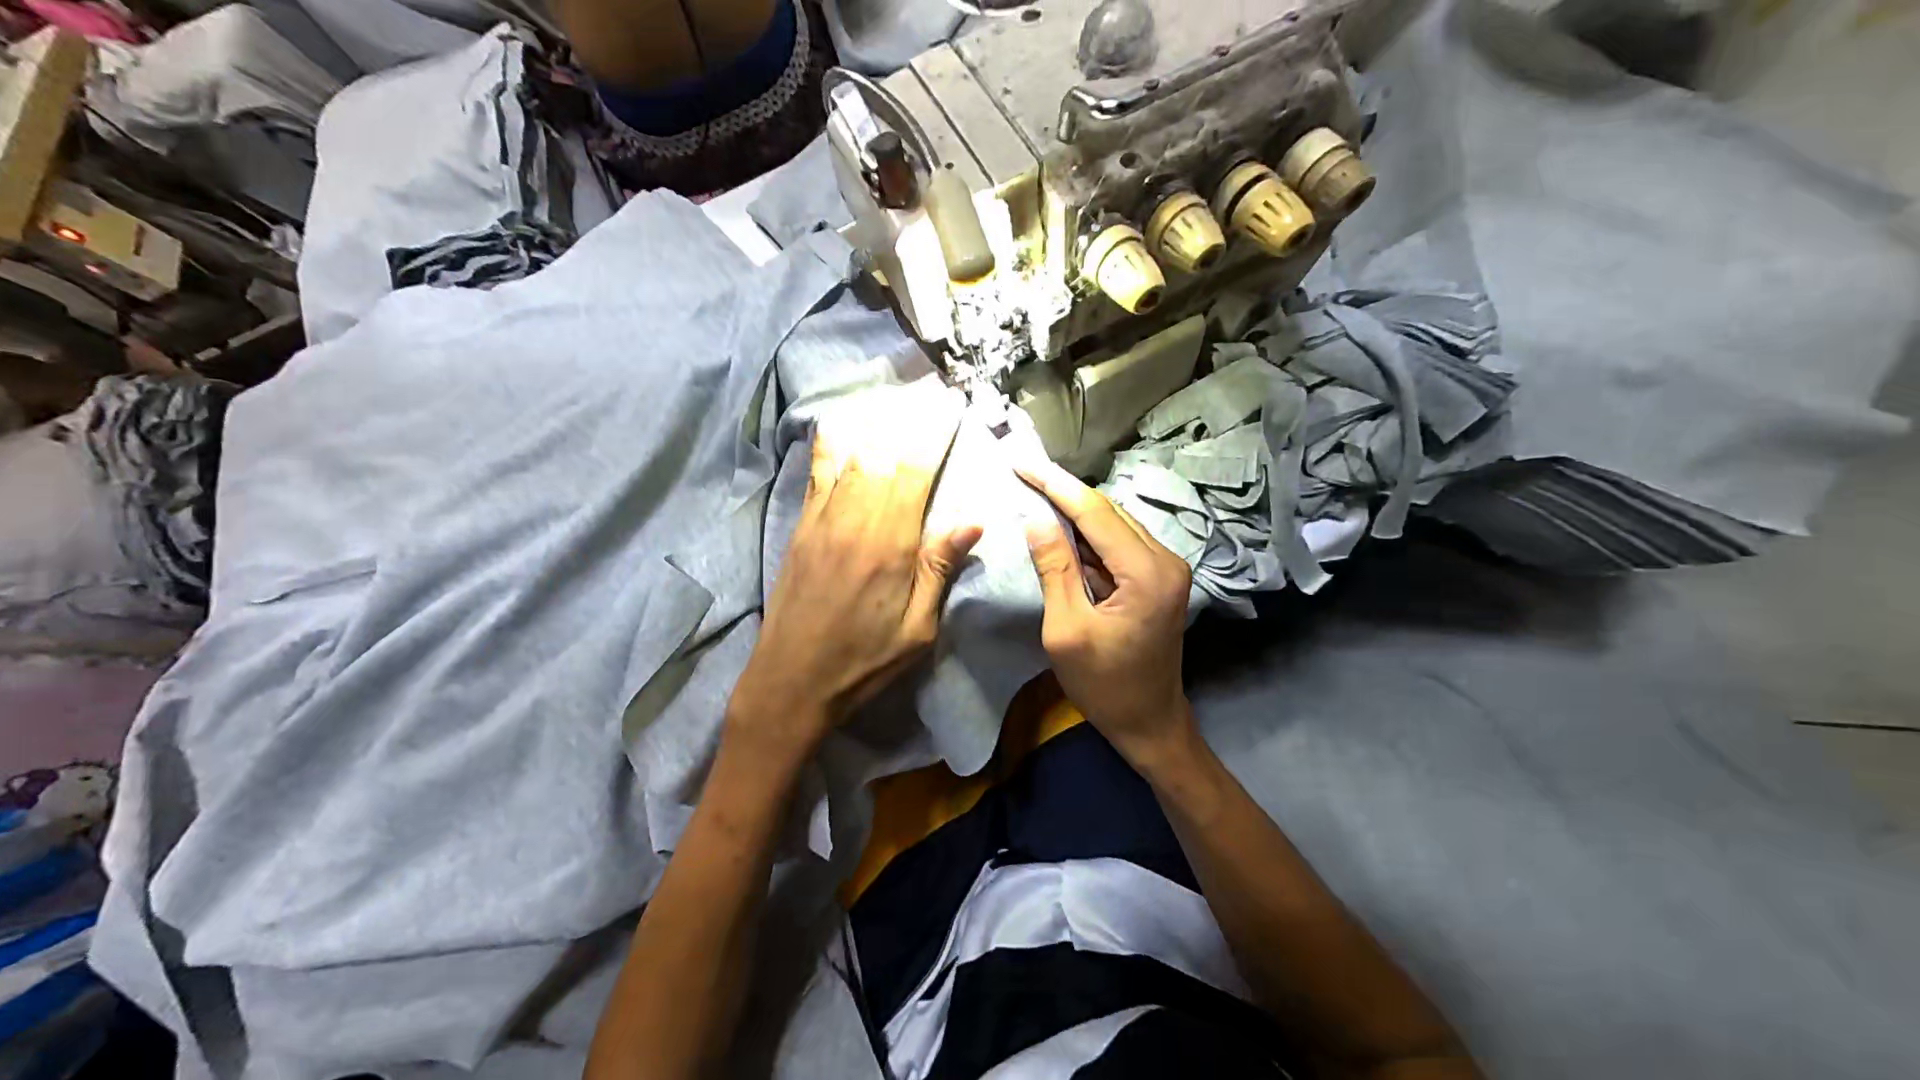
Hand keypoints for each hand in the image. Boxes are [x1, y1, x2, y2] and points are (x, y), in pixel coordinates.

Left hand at [729, 402, 981, 759]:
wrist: (791, 680)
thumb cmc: (864, 660)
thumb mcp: (918, 628)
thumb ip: (940, 569)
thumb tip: (971, 521)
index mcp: (891, 544)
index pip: (916, 473)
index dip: (934, 436)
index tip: (950, 408)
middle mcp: (855, 520)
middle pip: (884, 455)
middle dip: (909, 422)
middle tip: (928, 397)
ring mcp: (822, 521)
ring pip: (851, 458)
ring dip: (875, 427)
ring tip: (894, 404)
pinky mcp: (800, 529)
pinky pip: (816, 475)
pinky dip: (829, 446)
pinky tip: (839, 426)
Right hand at [1016, 459, 1194, 764]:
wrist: (1150, 723)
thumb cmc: (1104, 685)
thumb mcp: (1067, 630)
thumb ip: (1054, 570)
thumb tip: (1036, 519)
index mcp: (1147, 573)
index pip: (1095, 513)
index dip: (1055, 484)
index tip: (1022, 462)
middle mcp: (1166, 560)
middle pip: (1109, 512)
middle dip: (1065, 492)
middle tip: (1024, 471)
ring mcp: (1167, 568)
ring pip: (1114, 524)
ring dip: (1076, 512)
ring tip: (1035, 491)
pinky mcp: (1160, 579)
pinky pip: (1120, 544)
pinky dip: (1090, 536)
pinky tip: (1062, 529)